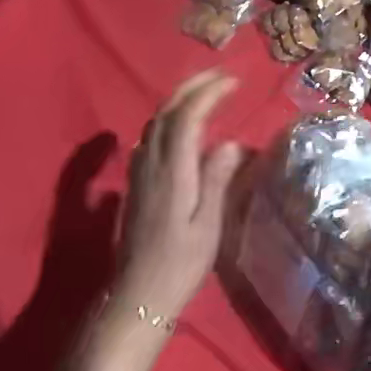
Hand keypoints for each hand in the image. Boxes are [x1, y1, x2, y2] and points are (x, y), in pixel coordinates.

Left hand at [110, 70, 244, 322]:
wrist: (139, 293)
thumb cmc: (180, 264)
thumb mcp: (208, 225)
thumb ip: (217, 180)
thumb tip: (231, 144)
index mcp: (172, 173)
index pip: (187, 119)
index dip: (208, 94)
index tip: (233, 82)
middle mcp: (151, 165)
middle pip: (166, 113)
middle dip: (192, 88)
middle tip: (220, 76)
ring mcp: (139, 174)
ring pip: (155, 124)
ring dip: (179, 101)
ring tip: (205, 94)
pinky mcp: (137, 185)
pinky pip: (150, 140)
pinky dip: (169, 121)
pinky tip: (182, 129)